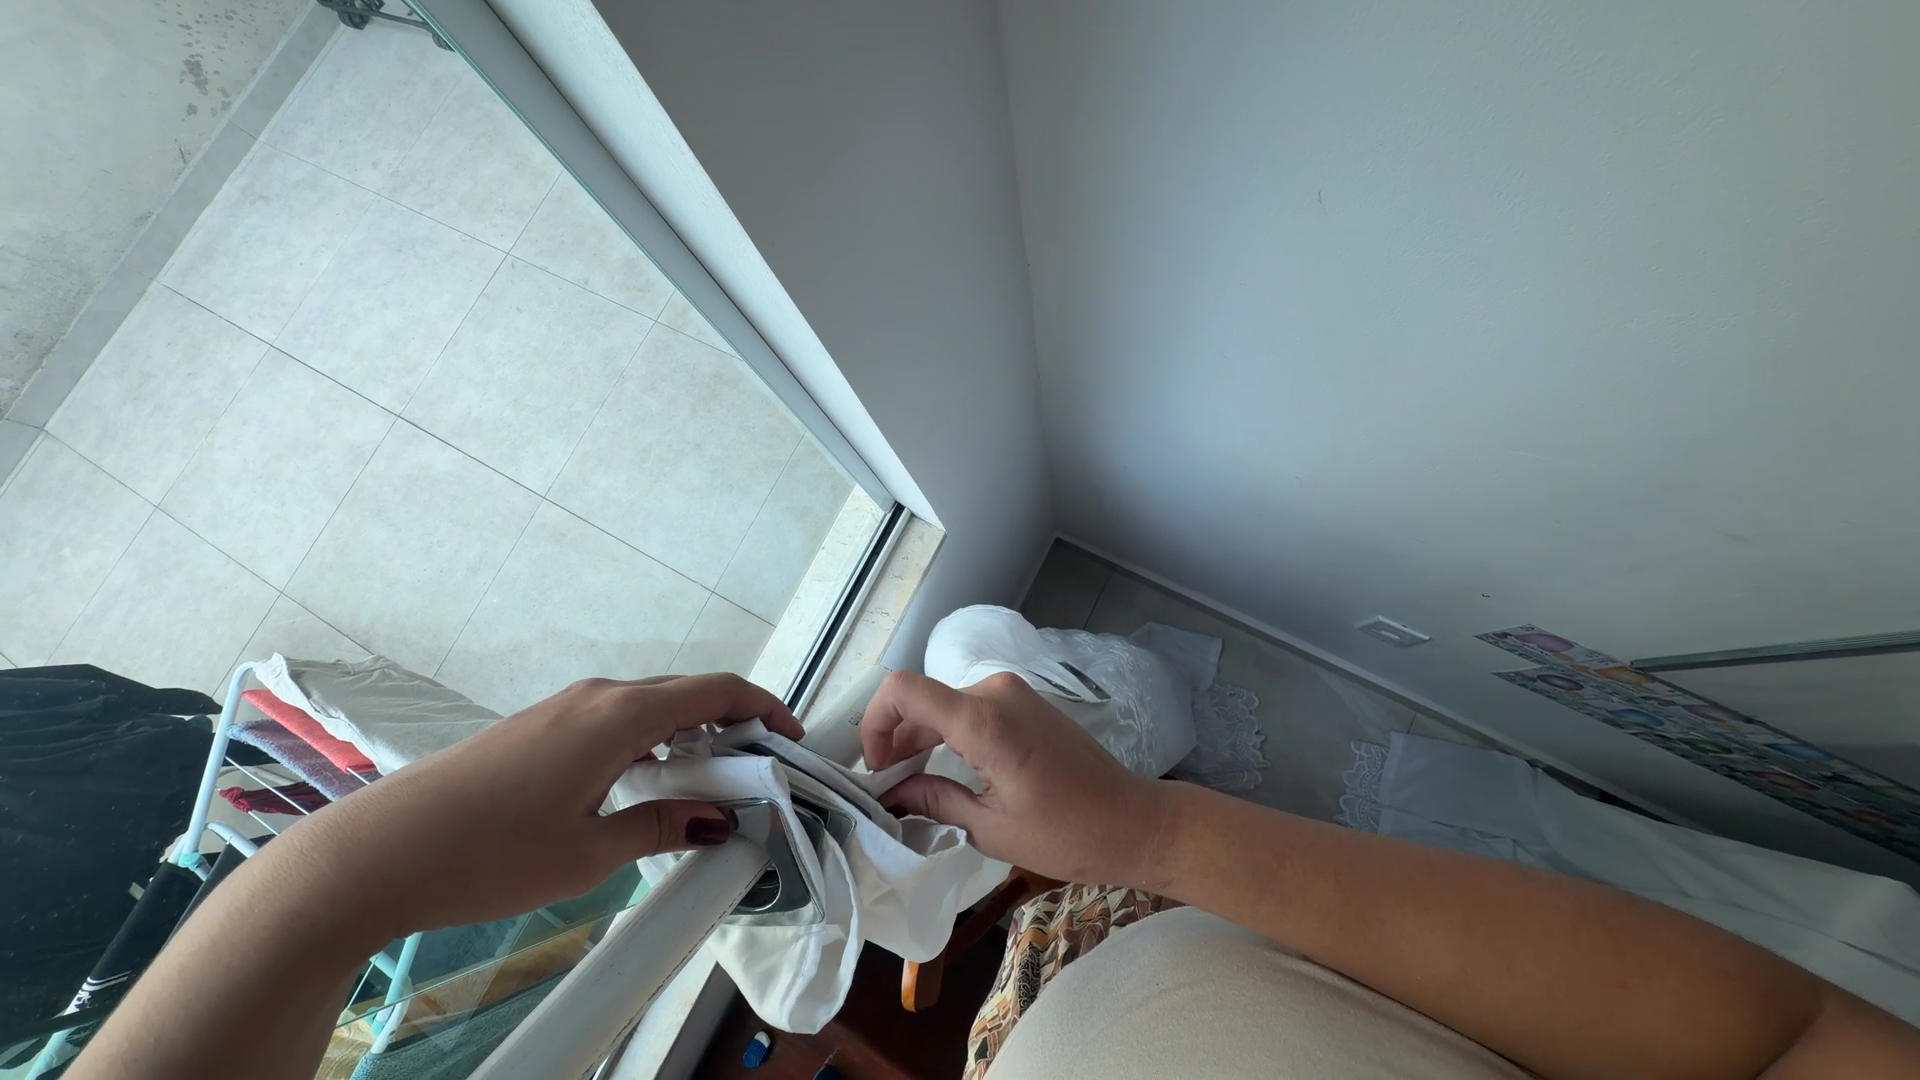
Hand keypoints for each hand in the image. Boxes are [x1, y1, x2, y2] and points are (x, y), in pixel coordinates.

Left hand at [272, 673, 801, 943]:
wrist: (371, 856)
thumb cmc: (486, 855)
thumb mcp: (589, 853)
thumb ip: (662, 826)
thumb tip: (717, 820)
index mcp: (621, 716)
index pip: (717, 690)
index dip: (763, 707)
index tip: (790, 736)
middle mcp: (598, 696)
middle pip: (687, 692)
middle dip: (732, 721)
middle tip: (756, 768)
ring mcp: (564, 706)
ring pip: (651, 705)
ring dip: (690, 732)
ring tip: (708, 781)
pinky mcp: (540, 724)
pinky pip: (617, 717)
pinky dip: (652, 739)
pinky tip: (647, 781)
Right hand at [861, 670, 1173, 885]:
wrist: (1133, 820)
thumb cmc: (1067, 833)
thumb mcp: (991, 828)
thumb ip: (934, 802)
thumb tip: (890, 796)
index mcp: (984, 720)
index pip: (903, 690)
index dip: (875, 723)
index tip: (877, 767)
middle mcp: (995, 692)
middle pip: (921, 700)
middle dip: (895, 740)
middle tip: (887, 788)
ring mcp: (1013, 692)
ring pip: (944, 704)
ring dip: (921, 739)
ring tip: (912, 784)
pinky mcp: (1024, 702)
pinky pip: (970, 708)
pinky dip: (948, 733)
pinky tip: (946, 770)